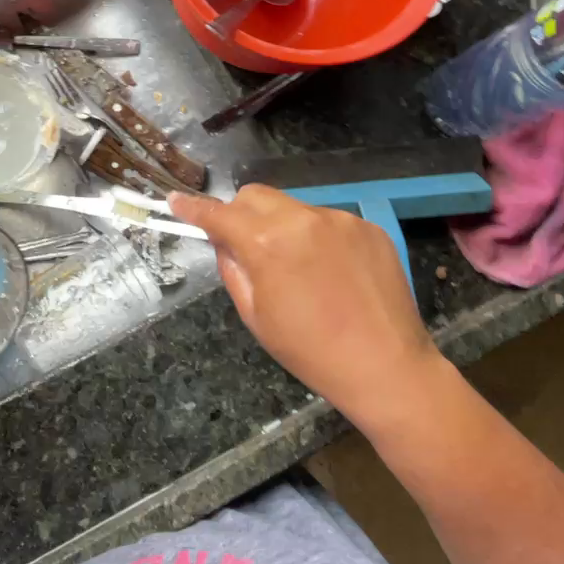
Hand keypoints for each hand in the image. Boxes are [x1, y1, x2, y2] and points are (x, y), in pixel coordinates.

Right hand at [168, 185, 444, 419]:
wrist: (387, 367)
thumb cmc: (310, 350)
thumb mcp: (255, 315)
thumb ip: (233, 268)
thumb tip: (223, 241)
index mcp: (266, 242)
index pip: (218, 214)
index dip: (192, 208)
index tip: (175, 201)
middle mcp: (302, 219)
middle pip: (255, 196)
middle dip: (240, 213)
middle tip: (243, 245)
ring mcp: (340, 220)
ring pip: (292, 207)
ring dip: (281, 226)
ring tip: (298, 269)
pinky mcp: (369, 228)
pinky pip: (328, 222)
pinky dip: (317, 238)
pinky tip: (331, 273)